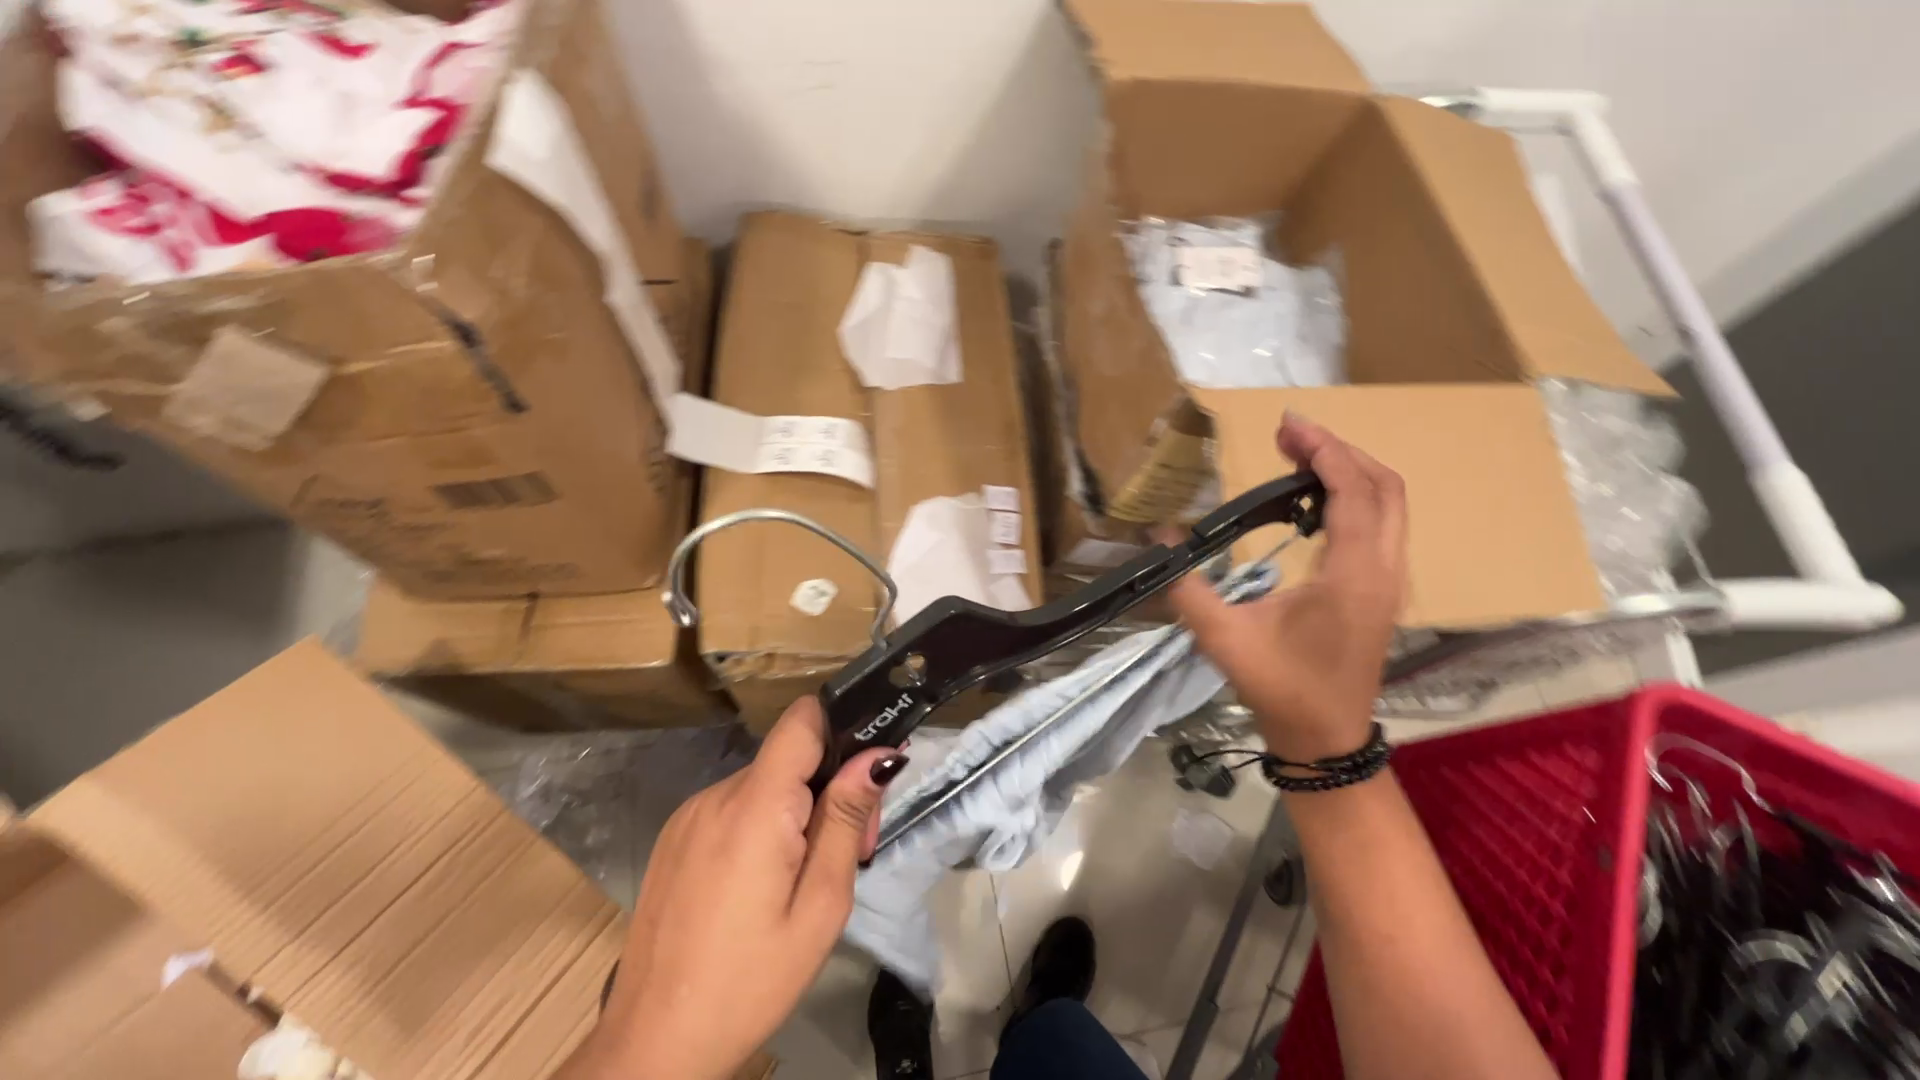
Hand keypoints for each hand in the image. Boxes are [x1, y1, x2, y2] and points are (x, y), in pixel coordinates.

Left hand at [563, 697, 906, 1079]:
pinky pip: (734, 809)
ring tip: (804, 882)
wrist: (655, 1041)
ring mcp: (688, 816)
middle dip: (830, 792)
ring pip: (764, 785)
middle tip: (850, 855)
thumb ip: (845, 821)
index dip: (841, 729)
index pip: (802, 720)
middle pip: (790, 759)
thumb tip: (875, 756)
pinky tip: (764, 886)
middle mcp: (715, 796)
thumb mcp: (821, 906)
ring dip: (797, 814)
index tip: (869, 776)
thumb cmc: (750, 981)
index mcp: (754, 807)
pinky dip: (763, 828)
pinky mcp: (674, 838)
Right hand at [1169, 413, 1406, 762]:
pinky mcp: (1385, 592)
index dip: (1323, 450)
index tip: (1286, 426)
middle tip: (1290, 439)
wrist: (1326, 739)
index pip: (1353, 490)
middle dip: (1340, 451)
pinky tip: (1315, 504)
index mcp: (1354, 575)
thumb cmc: (1280, 688)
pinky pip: (1384, 525)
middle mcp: (1385, 570)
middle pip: (1384, 486)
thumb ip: (1189, 586)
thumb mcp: (1225, 638)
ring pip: (1390, 504)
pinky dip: (1357, 498)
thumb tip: (1160, 535)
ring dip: (1351, 472)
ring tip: (1301, 461)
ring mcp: (1391, 582)